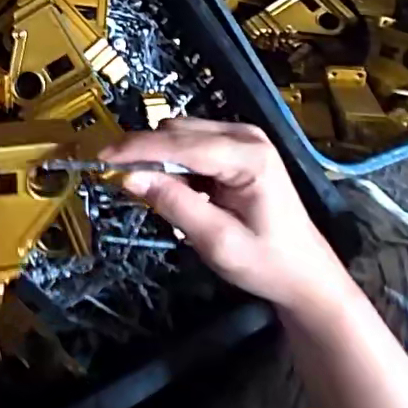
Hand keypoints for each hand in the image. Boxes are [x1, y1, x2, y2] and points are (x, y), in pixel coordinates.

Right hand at [102, 119, 347, 310]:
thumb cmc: (268, 264)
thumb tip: (130, 176)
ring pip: (177, 133)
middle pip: (176, 132)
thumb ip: (174, 205)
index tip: (101, 157)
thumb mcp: (218, 243)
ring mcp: (240, 136)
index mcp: (249, 156)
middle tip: (120, 182)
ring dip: (157, 158)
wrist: (305, 275)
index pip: (180, 144)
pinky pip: (187, 142)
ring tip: (156, 193)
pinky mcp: (233, 144)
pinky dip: (171, 161)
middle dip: (144, 153)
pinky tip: (177, 189)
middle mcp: (244, 135)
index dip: (137, 149)